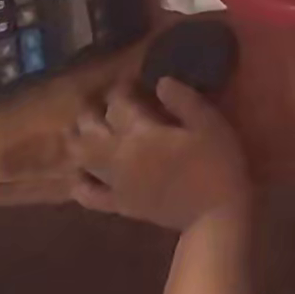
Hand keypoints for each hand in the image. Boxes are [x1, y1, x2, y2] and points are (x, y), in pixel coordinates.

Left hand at [68, 78, 249, 229]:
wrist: (214, 213)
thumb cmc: (216, 161)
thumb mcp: (209, 122)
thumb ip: (183, 99)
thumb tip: (160, 80)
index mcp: (142, 134)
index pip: (119, 104)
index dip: (120, 88)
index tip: (130, 80)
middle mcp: (119, 156)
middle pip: (90, 129)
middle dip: (92, 110)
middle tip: (104, 99)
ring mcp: (115, 183)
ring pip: (81, 158)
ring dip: (78, 139)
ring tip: (85, 127)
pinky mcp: (117, 205)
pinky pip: (87, 193)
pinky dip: (79, 180)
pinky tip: (81, 172)